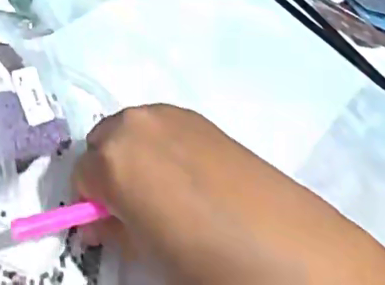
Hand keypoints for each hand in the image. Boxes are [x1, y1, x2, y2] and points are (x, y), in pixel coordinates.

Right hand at [74, 105, 384, 284]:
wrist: (303, 260)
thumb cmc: (215, 269)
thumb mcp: (155, 261)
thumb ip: (121, 234)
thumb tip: (110, 222)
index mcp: (115, 160)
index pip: (80, 177)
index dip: (91, 208)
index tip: (108, 234)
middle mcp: (135, 125)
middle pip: (101, 145)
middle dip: (110, 177)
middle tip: (136, 220)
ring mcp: (169, 115)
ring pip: (130, 133)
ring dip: (134, 161)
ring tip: (167, 203)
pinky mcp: (200, 118)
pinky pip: (160, 129)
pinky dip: (161, 151)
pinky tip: (192, 186)